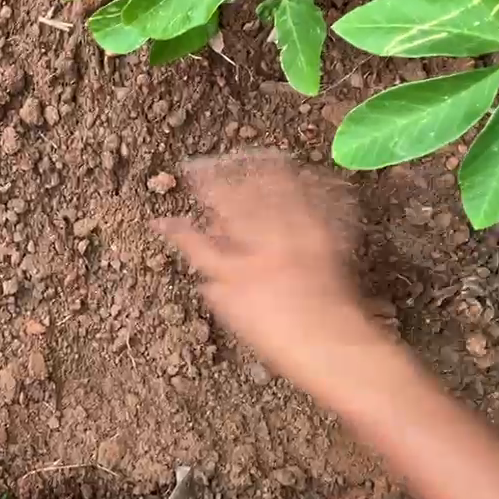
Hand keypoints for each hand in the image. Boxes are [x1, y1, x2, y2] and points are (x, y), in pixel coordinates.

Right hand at [153, 151, 399, 400]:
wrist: (335, 345)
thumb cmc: (283, 339)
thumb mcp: (238, 318)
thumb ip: (218, 291)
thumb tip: (205, 278)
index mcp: (238, 268)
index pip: (197, 240)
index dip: (178, 224)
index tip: (163, 215)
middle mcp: (265, 244)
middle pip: (235, 202)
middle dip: (214, 179)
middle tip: (201, 163)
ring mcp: (298, 236)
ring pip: (274, 193)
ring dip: (258, 170)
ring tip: (246, 153)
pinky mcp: (328, 237)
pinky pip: (318, 202)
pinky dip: (310, 185)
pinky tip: (306, 174)